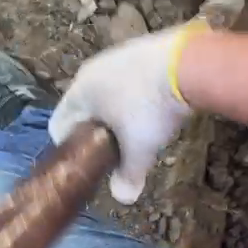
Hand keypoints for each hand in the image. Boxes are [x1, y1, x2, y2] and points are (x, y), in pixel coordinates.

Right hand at [50, 23, 202, 202]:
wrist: (189, 64)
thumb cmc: (151, 108)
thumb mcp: (140, 149)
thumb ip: (128, 175)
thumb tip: (124, 198)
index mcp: (80, 92)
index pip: (58, 125)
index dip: (70, 149)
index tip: (90, 163)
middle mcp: (91, 70)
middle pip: (83, 109)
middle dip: (95, 131)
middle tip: (116, 151)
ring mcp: (116, 56)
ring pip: (106, 92)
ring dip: (116, 112)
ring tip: (140, 129)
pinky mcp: (141, 48)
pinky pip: (128, 80)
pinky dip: (136, 95)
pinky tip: (156, 105)